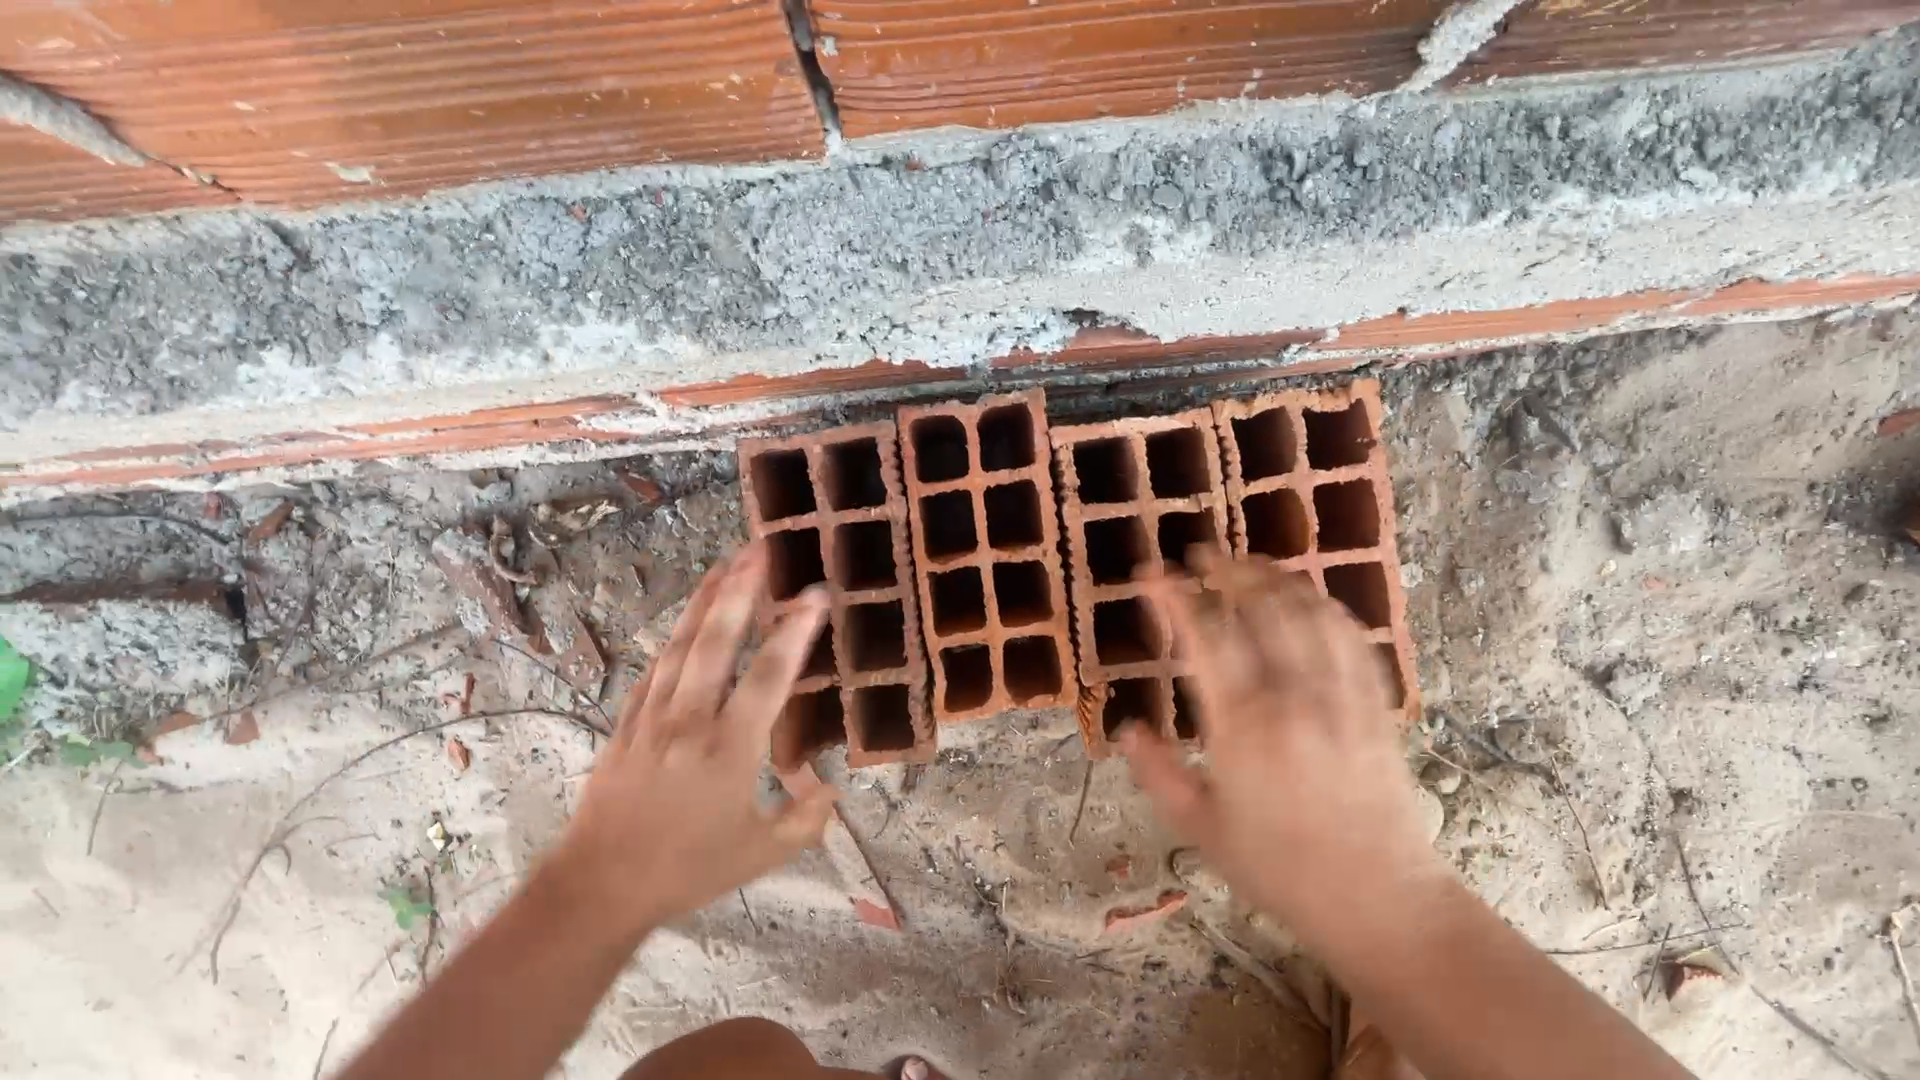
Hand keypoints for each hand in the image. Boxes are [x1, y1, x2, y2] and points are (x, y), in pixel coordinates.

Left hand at [542, 545, 836, 937]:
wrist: (600, 887)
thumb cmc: (688, 870)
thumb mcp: (762, 854)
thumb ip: (805, 819)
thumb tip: (827, 786)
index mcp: (730, 747)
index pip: (769, 675)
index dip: (795, 632)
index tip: (814, 594)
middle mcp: (691, 720)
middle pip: (717, 641)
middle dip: (740, 590)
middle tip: (758, 549)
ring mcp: (653, 717)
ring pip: (681, 646)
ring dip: (704, 601)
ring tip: (723, 564)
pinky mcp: (627, 725)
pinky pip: (653, 672)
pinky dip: (672, 641)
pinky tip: (683, 624)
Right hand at [1121, 552, 1445, 938]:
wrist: (1378, 899)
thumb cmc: (1279, 868)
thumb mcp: (1199, 827)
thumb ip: (1157, 773)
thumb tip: (1127, 728)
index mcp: (1242, 725)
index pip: (1205, 635)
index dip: (1175, 595)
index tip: (1151, 574)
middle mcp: (1294, 697)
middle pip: (1262, 606)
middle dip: (1227, 569)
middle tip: (1200, 554)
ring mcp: (1342, 696)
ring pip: (1310, 612)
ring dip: (1276, 577)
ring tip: (1248, 563)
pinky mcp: (1375, 705)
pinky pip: (1351, 637)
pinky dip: (1324, 606)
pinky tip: (1307, 600)